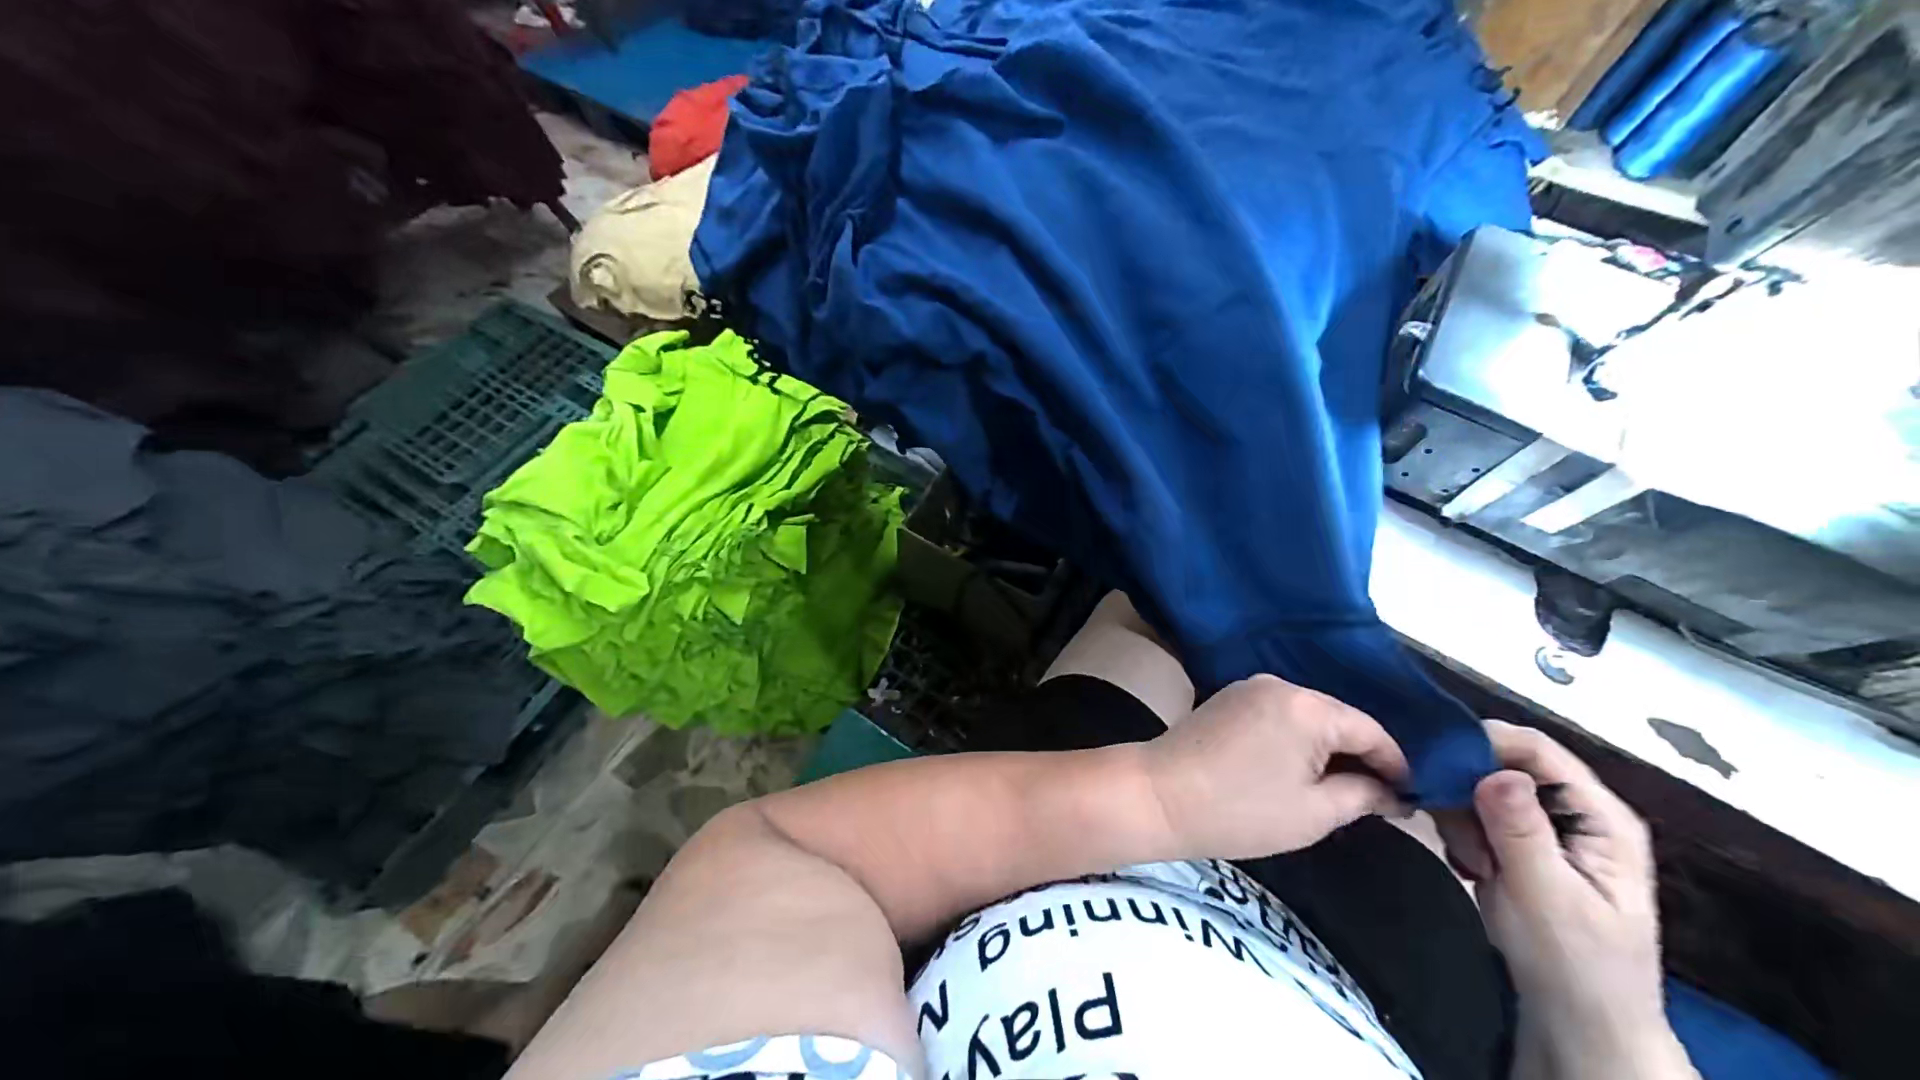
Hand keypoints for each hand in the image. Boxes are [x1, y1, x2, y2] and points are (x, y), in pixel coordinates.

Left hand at [1139, 674, 1408, 859]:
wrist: (1159, 796)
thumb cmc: (1241, 810)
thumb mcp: (1314, 812)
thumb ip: (1362, 795)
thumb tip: (1391, 793)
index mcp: (1308, 707)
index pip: (1371, 730)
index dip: (1396, 764)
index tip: (1410, 797)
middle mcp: (1280, 685)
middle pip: (1339, 718)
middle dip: (1361, 754)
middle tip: (1381, 797)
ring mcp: (1249, 688)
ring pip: (1308, 716)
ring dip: (1328, 746)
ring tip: (1343, 786)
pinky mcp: (1227, 698)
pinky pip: (1279, 714)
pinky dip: (1297, 738)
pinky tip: (1301, 767)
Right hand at [1449, 721, 1695, 1079]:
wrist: (1575, 1018)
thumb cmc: (1573, 961)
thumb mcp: (1545, 896)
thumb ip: (1520, 831)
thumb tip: (1496, 770)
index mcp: (1600, 816)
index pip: (1538, 750)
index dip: (1485, 744)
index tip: (1435, 764)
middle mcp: (1573, 809)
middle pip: (1502, 763)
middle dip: (1469, 794)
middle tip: (1464, 839)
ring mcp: (1544, 824)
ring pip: (1479, 787)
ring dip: (1463, 820)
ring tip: (1476, 865)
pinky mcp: (1516, 840)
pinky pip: (1472, 811)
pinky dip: (1461, 834)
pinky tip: (1472, 868)